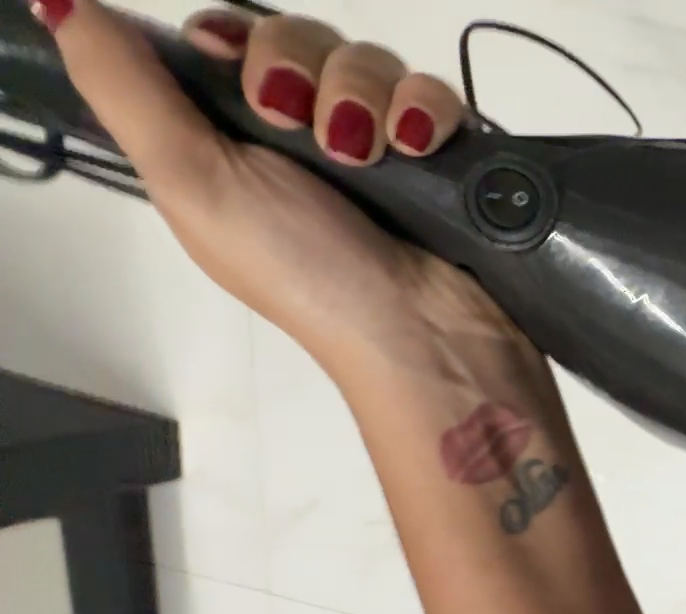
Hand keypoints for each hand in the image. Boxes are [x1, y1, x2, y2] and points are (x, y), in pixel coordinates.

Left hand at [36, 0, 503, 376]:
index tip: (230, 62)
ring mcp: (387, 149)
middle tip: (303, 127)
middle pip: (301, 39)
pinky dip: (429, 112)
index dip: (232, 38)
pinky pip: (438, 97)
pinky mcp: (448, 161)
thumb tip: (62, 5)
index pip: (230, 43)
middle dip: (299, 67)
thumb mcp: (193, 184)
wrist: (421, 333)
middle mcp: (312, 135)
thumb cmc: (304, 271)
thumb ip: (125, 90)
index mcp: (238, 141)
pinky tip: (418, 148)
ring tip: (369, 155)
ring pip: (372, 62)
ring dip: (365, 95)